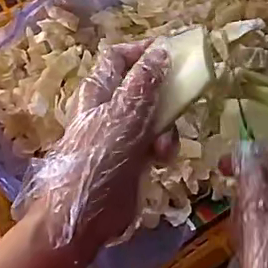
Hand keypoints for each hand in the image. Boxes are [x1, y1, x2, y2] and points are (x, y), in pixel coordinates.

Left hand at [21, 40, 169, 259]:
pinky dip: (163, 147)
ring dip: (167, 126)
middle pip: (143, 86)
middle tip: (183, 96)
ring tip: (163, 145)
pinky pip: (156, 141)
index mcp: (98, 91)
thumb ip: (143, 84)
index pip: (119, 58)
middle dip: (164, 94)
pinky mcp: (133, 157)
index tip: (171, 51)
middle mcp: (109, 108)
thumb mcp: (123, 116)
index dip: (142, 51)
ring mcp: (121, 134)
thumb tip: (159, 51)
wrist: (84, 216)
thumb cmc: (98, 159)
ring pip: (155, 115)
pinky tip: (161, 159)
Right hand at [232, 145, 267, 267]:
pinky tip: (250, 252)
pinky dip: (262, 228)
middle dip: (251, 180)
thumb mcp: (261, 257)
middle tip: (225, 203)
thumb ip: (257, 206)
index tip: (222, 165)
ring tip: (234, 232)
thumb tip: (249, 158)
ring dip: (255, 206)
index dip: (252, 155)